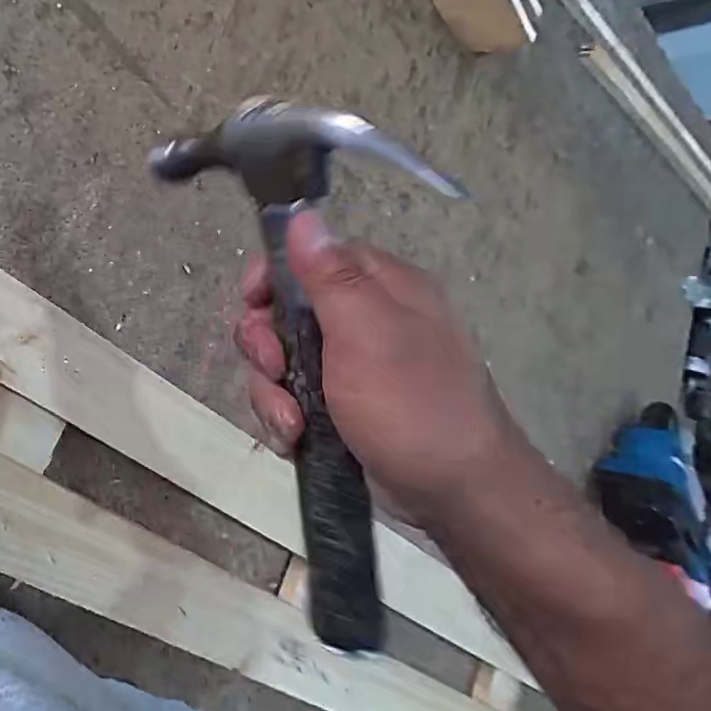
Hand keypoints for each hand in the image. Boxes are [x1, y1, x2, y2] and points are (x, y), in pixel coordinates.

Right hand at [232, 211, 519, 525]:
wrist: (457, 496)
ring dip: (273, 391)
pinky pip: (290, 394)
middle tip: (275, 370)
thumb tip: (302, 213)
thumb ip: (330, 274)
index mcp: (378, 285)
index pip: (310, 255)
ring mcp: (350, 363)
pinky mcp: (339, 403)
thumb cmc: (412, 404)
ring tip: (291, 424)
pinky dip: (285, 416)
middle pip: (283, 310)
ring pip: (281, 358)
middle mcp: (362, 317)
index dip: (272, 275)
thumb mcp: (367, 332)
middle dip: (266, 345)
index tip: (253, 303)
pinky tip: (295, 439)